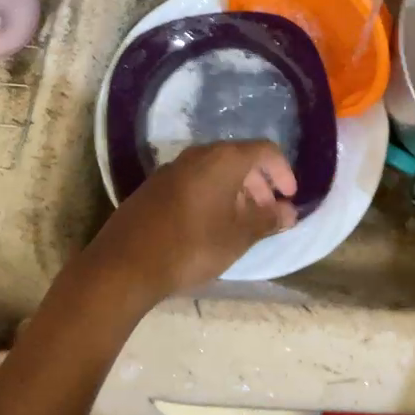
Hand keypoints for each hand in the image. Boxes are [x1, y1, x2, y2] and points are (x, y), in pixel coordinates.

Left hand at [86, 141, 298, 297]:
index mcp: (224, 159)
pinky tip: (209, 223)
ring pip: (215, 169)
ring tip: (240, 221)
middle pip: (239, 158)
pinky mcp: (156, 185)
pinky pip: (195, 180)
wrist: (125, 263)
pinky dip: (211, 194)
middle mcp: (200, 154)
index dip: (282, 171)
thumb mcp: (238, 237)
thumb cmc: (192, 246)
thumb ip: (267, 220)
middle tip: (267, 212)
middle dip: (259, 183)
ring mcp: (174, 167)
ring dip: (235, 190)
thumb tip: (290, 211)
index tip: (289, 196)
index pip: (265, 150)